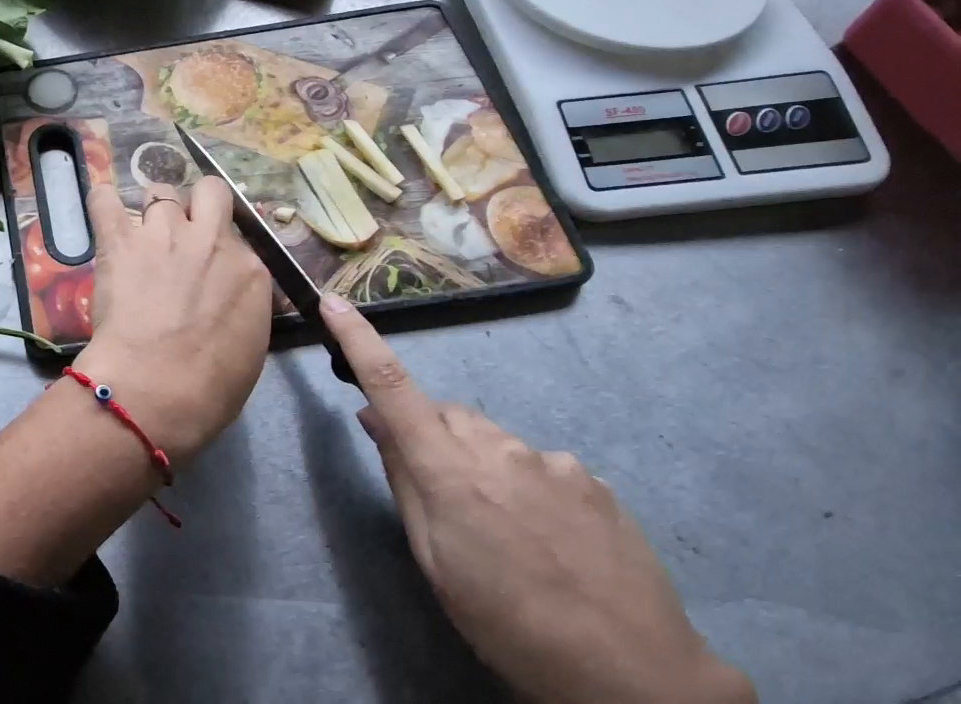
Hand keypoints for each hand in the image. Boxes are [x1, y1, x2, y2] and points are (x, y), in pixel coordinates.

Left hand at [73, 178, 273, 460]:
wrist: (159, 385)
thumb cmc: (211, 389)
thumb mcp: (250, 350)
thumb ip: (241, 314)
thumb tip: (227, 309)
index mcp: (249, 272)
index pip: (239, 239)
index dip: (220, 249)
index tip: (206, 267)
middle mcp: (211, 240)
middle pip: (210, 191)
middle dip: (197, 203)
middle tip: (181, 230)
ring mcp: (165, 234)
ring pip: (160, 191)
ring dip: (152, 208)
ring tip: (139, 232)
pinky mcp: (120, 240)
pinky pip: (105, 200)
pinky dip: (102, 200)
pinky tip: (101, 207)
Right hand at [320, 296, 755, 703]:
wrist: (635, 672)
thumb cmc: (510, 625)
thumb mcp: (436, 564)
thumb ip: (405, 483)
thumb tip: (376, 421)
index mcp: (450, 473)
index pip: (393, 390)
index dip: (360, 341)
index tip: (335, 303)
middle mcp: (501, 450)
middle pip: (446, 415)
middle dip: (431, 435)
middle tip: (438, 493)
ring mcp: (552, 461)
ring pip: (493, 440)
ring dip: (481, 463)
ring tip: (503, 530)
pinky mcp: (591, 478)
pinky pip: (538, 464)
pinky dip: (526, 485)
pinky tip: (546, 537)